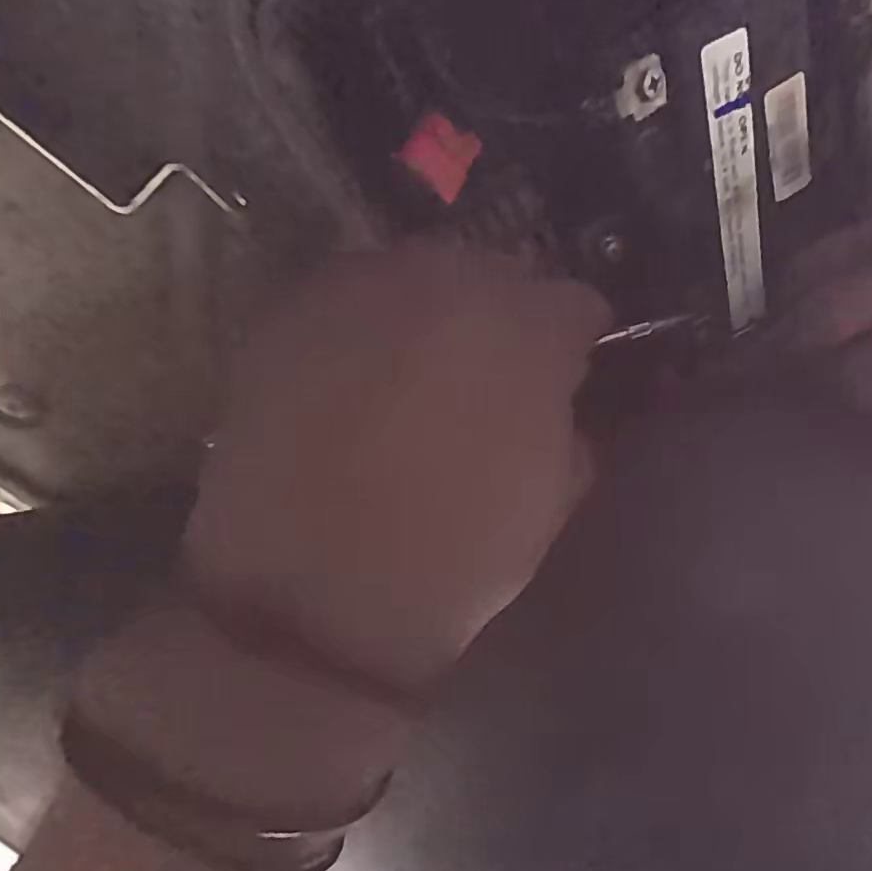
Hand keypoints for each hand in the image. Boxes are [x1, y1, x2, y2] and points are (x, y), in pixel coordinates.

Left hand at [181, 241, 610, 691]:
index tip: (571, 374)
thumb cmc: (459, 558)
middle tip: (495, 377)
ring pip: (421, 274)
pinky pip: (353, 298)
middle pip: (499, 271)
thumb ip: (573, 426)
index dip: (580, 343)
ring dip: (437, 316)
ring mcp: (360, 286)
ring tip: (425, 378)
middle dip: (509, 319)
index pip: (578, 302)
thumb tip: (562, 400)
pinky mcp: (292, 312)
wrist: (316, 599)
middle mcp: (444, 279)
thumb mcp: (553, 498)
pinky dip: (371, 328)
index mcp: (528, 328)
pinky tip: (362, 384)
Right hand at [779, 167, 871, 442]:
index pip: (828, 299)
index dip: (772, 348)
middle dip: (789, 323)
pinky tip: (870, 337)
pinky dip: (862, 297)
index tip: (727, 383)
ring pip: (853, 253)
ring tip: (814, 366)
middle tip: (769, 379)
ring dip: (824, 309)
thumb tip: (823, 368)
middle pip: (826, 261)